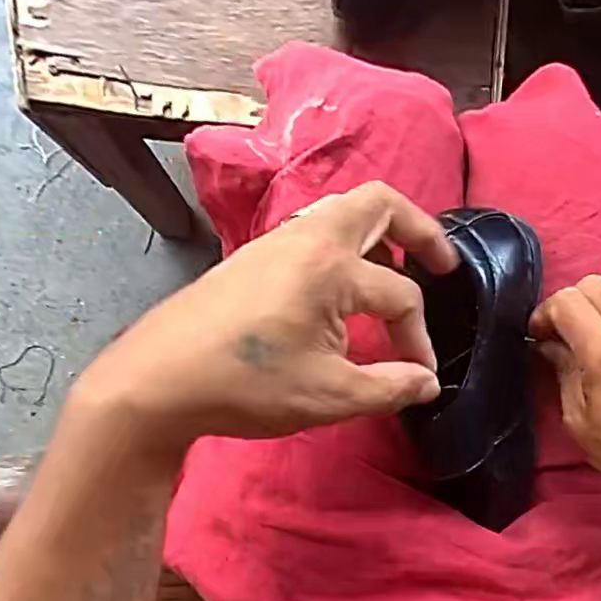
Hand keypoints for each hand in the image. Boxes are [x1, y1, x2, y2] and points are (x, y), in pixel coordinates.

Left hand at [74, 181, 456, 449]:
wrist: (159, 380)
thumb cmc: (247, 386)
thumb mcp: (330, 396)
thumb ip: (389, 388)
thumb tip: (429, 384)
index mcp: (330, 266)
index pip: (400, 296)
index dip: (419, 340)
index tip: (420, 376)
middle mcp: (307, 238)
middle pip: (379, 204)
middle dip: (420, 231)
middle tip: (441, 265)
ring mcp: (276, 242)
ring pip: (343, 213)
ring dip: (380, 238)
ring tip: (395, 276)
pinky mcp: (255, 258)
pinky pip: (315, 233)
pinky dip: (347, 249)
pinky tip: (343, 292)